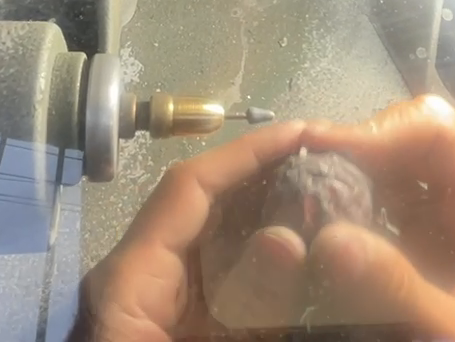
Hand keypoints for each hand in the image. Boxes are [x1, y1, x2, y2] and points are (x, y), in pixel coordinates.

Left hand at [77, 120, 311, 340]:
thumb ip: (246, 301)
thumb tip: (287, 238)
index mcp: (130, 276)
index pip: (188, 186)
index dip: (245, 152)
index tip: (298, 133)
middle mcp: (141, 275)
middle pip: (204, 203)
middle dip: (263, 176)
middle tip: (324, 159)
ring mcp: (156, 298)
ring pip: (216, 237)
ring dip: (267, 214)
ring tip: (323, 193)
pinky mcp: (174, 321)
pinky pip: (219, 275)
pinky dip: (260, 261)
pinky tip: (303, 253)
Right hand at [298, 95, 454, 341]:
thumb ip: (401, 288)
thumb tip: (326, 239)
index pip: (437, 130)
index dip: (377, 131)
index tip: (321, 150)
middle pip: (409, 143)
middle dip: (354, 155)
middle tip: (299, 176)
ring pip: (394, 174)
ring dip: (349, 182)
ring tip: (302, 201)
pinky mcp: (438, 255)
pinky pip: (390, 213)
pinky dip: (355, 215)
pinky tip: (326, 232)